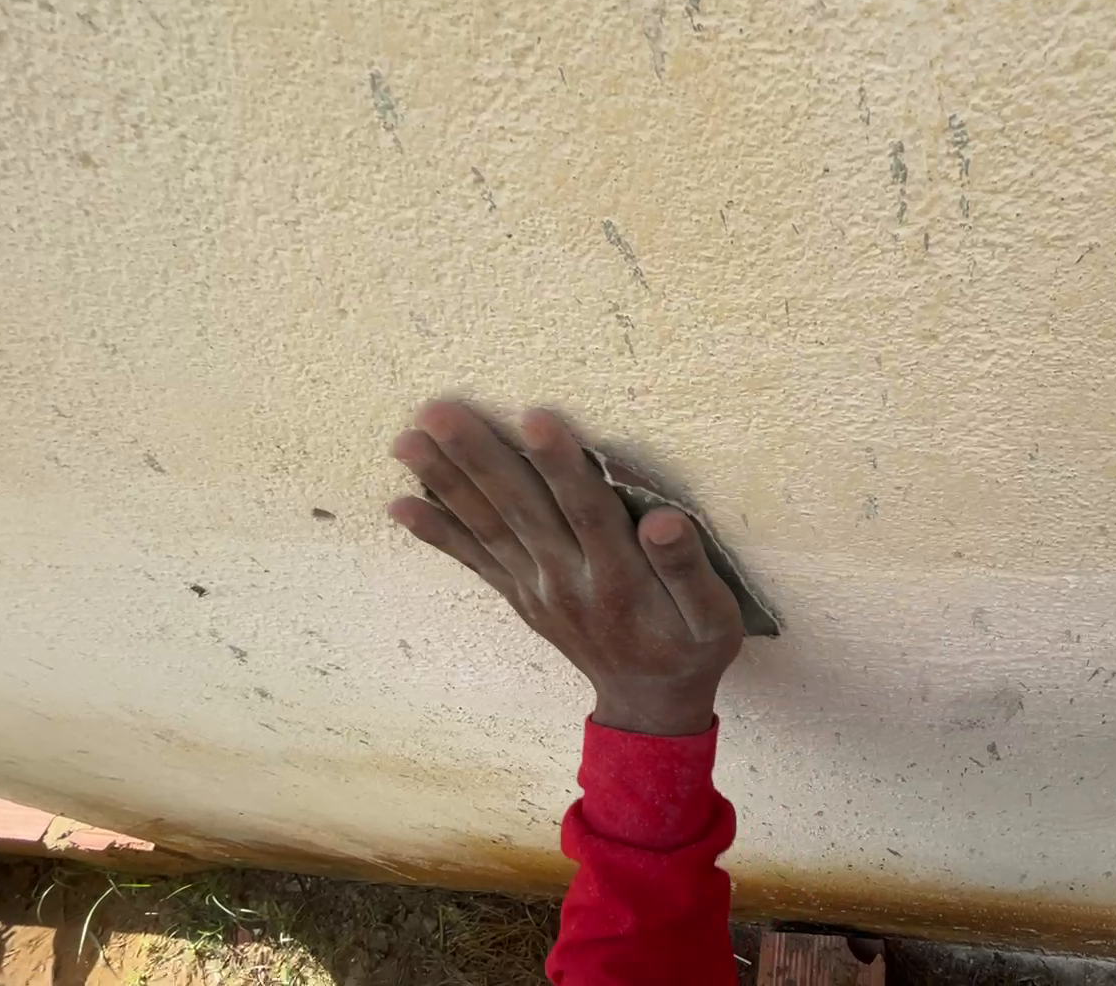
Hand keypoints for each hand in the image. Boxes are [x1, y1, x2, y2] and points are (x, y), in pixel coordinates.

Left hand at [387, 401, 743, 735]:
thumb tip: (662, 521)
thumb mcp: (714, 616)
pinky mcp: (523, 598)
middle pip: (523, 511)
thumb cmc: (690, 649)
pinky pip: (477, 563)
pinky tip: (401, 506)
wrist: (649, 704)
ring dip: (447, 484)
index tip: (534, 419)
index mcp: (620, 577)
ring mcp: (539, 590)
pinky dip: (438, 534)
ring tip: (406, 442)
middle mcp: (569, 579)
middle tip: (438, 412)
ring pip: (490, 529)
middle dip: (480, 459)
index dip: (561, 467)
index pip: (587, 511)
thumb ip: (687, 568)